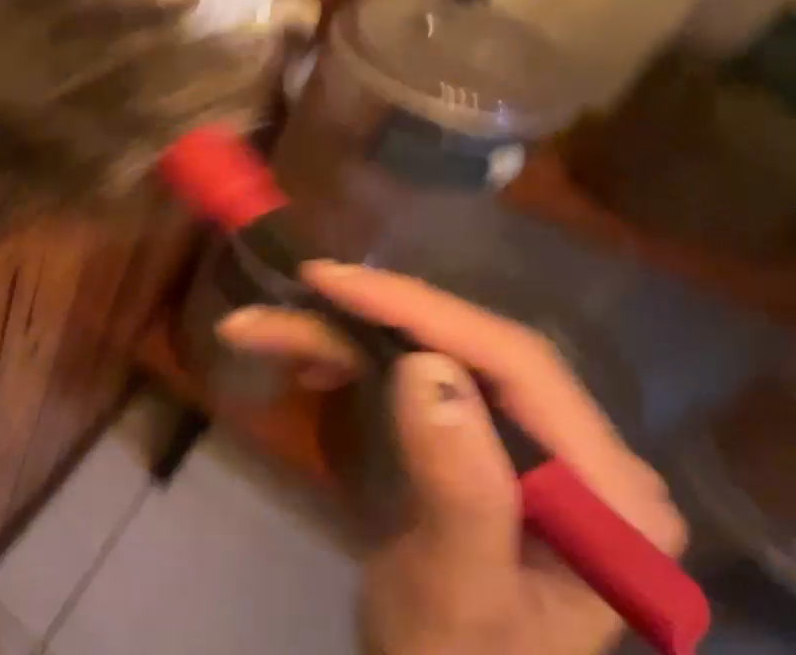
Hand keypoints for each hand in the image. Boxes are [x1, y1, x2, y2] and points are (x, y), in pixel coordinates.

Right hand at [217, 261, 685, 654]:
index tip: (330, 281)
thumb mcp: (456, 586)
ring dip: (340, 338)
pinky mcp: (476, 448)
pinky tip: (301, 362)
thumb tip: (423, 369)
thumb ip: (461, 488)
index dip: (423, 311)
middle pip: (469, 352)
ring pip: (428, 358)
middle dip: (370, 318)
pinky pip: (409, 381)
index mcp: (609, 494)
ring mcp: (526, 450)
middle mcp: (580, 458)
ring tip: (259, 331)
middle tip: (288, 296)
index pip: (518, 367)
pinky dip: (345, 361)